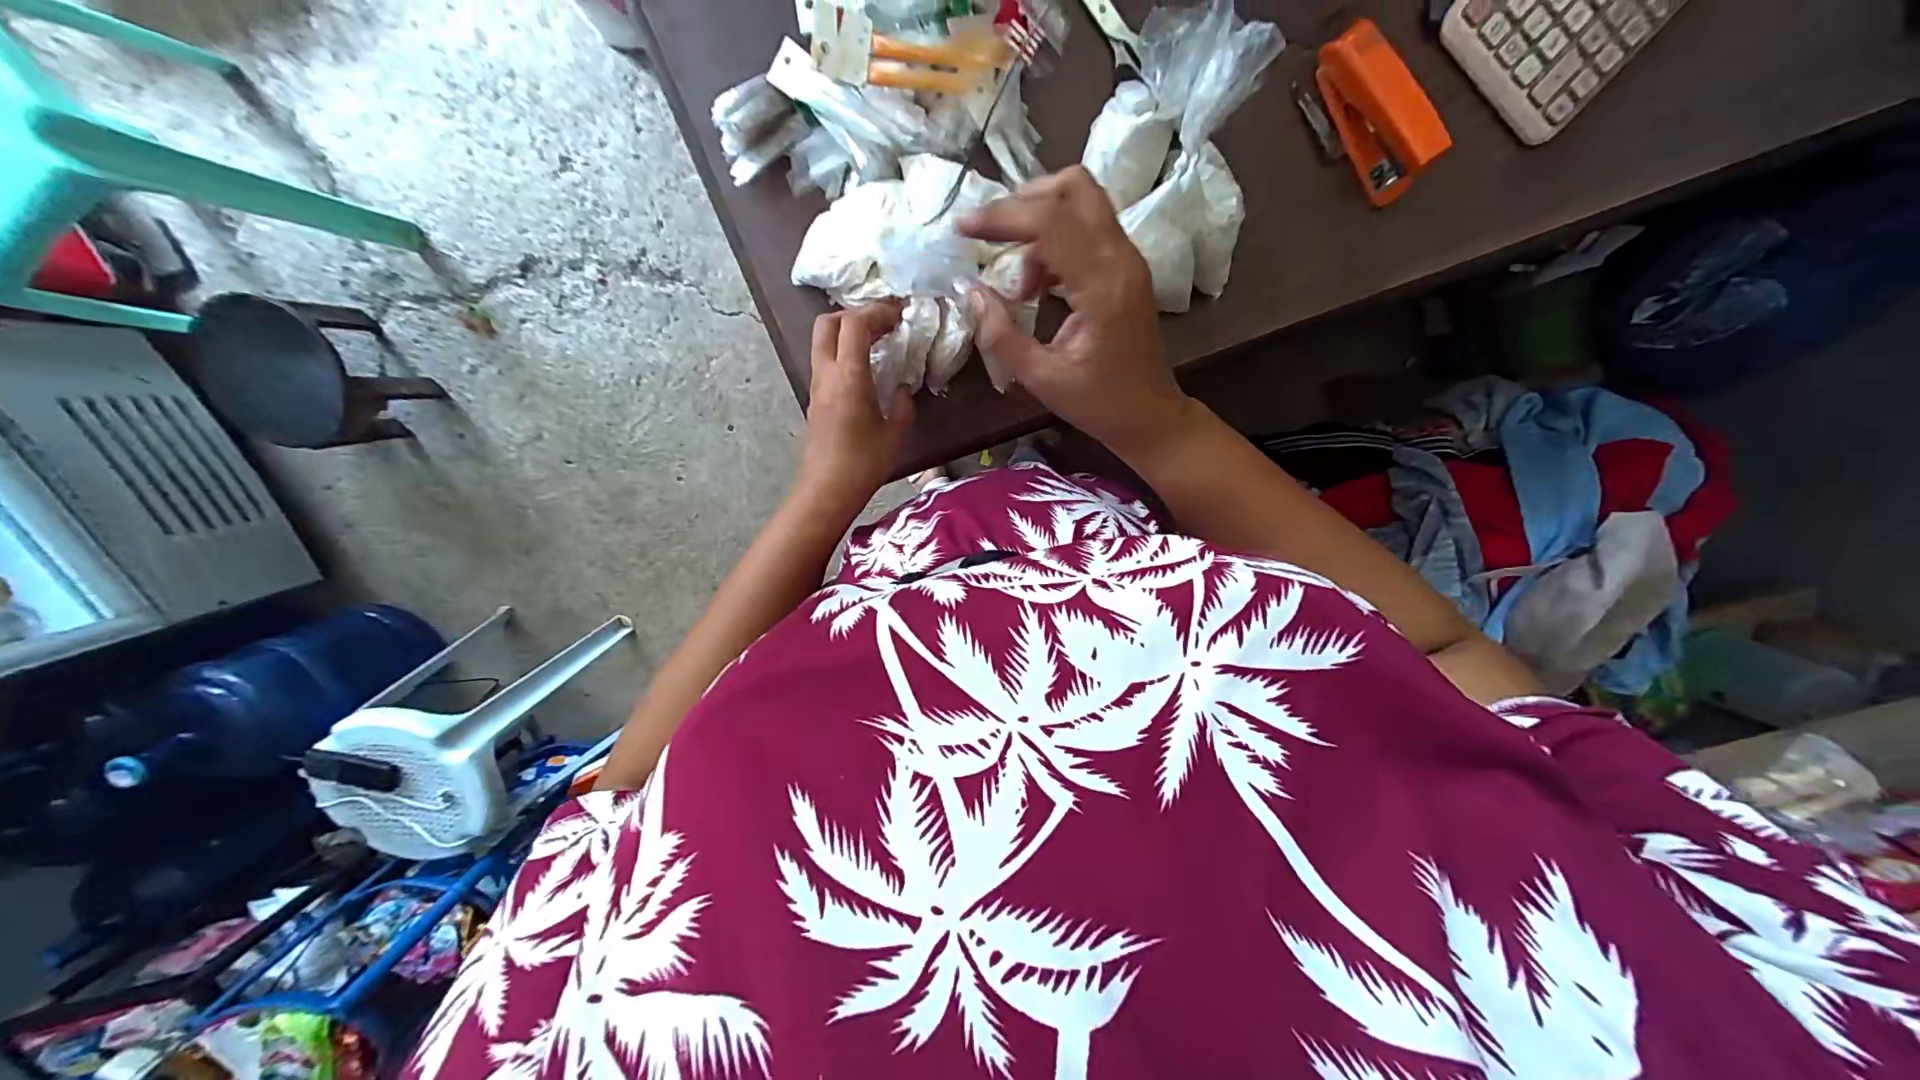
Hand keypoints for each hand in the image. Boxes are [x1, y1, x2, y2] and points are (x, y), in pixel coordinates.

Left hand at [798, 301, 911, 507]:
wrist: (828, 490)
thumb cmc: (864, 464)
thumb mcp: (894, 433)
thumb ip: (903, 405)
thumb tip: (904, 389)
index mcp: (848, 377)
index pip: (855, 324)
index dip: (877, 311)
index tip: (900, 315)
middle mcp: (827, 374)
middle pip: (829, 322)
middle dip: (856, 314)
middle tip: (883, 324)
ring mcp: (817, 386)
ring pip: (824, 340)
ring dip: (848, 332)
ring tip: (878, 343)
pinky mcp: (815, 399)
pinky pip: (826, 361)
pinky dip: (844, 352)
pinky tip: (867, 368)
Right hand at [958, 166, 1198, 464]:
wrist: (1150, 415)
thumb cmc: (1099, 404)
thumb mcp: (1041, 378)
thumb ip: (1001, 335)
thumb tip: (972, 292)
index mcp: (1103, 288)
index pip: (1051, 223)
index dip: (1002, 217)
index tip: (963, 227)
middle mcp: (1122, 260)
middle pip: (1076, 188)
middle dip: (1024, 201)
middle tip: (990, 233)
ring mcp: (1129, 260)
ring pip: (1082, 202)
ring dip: (1039, 223)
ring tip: (1019, 282)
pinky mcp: (1127, 267)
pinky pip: (1087, 228)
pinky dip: (1054, 241)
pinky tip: (1038, 286)